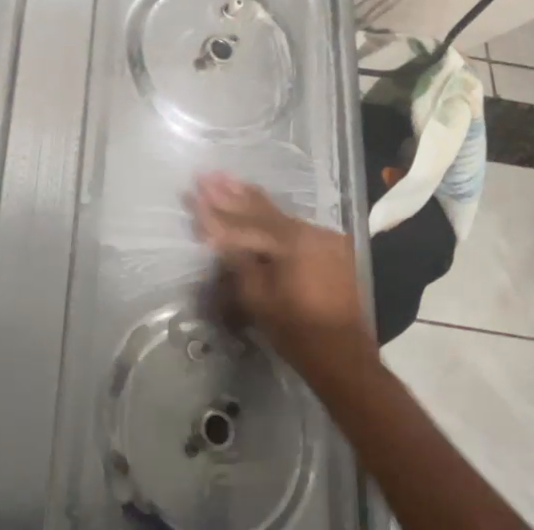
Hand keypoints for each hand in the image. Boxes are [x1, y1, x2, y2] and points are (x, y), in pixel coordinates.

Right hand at [190, 172, 373, 359]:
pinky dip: (265, 213)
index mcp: (291, 240)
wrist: (343, 357)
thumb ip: (236, 259)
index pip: (242, 222)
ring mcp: (321, 236)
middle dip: (228, 194)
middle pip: (260, 209)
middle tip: (203, 176)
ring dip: (246, 198)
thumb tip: (216, 235)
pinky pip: (288, 223)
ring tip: (222, 178)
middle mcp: (308, 229)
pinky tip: (250, 199)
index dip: (213, 213)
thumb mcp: (257, 297)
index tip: (190, 196)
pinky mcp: (327, 247)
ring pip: (275, 213)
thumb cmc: (295, 331)